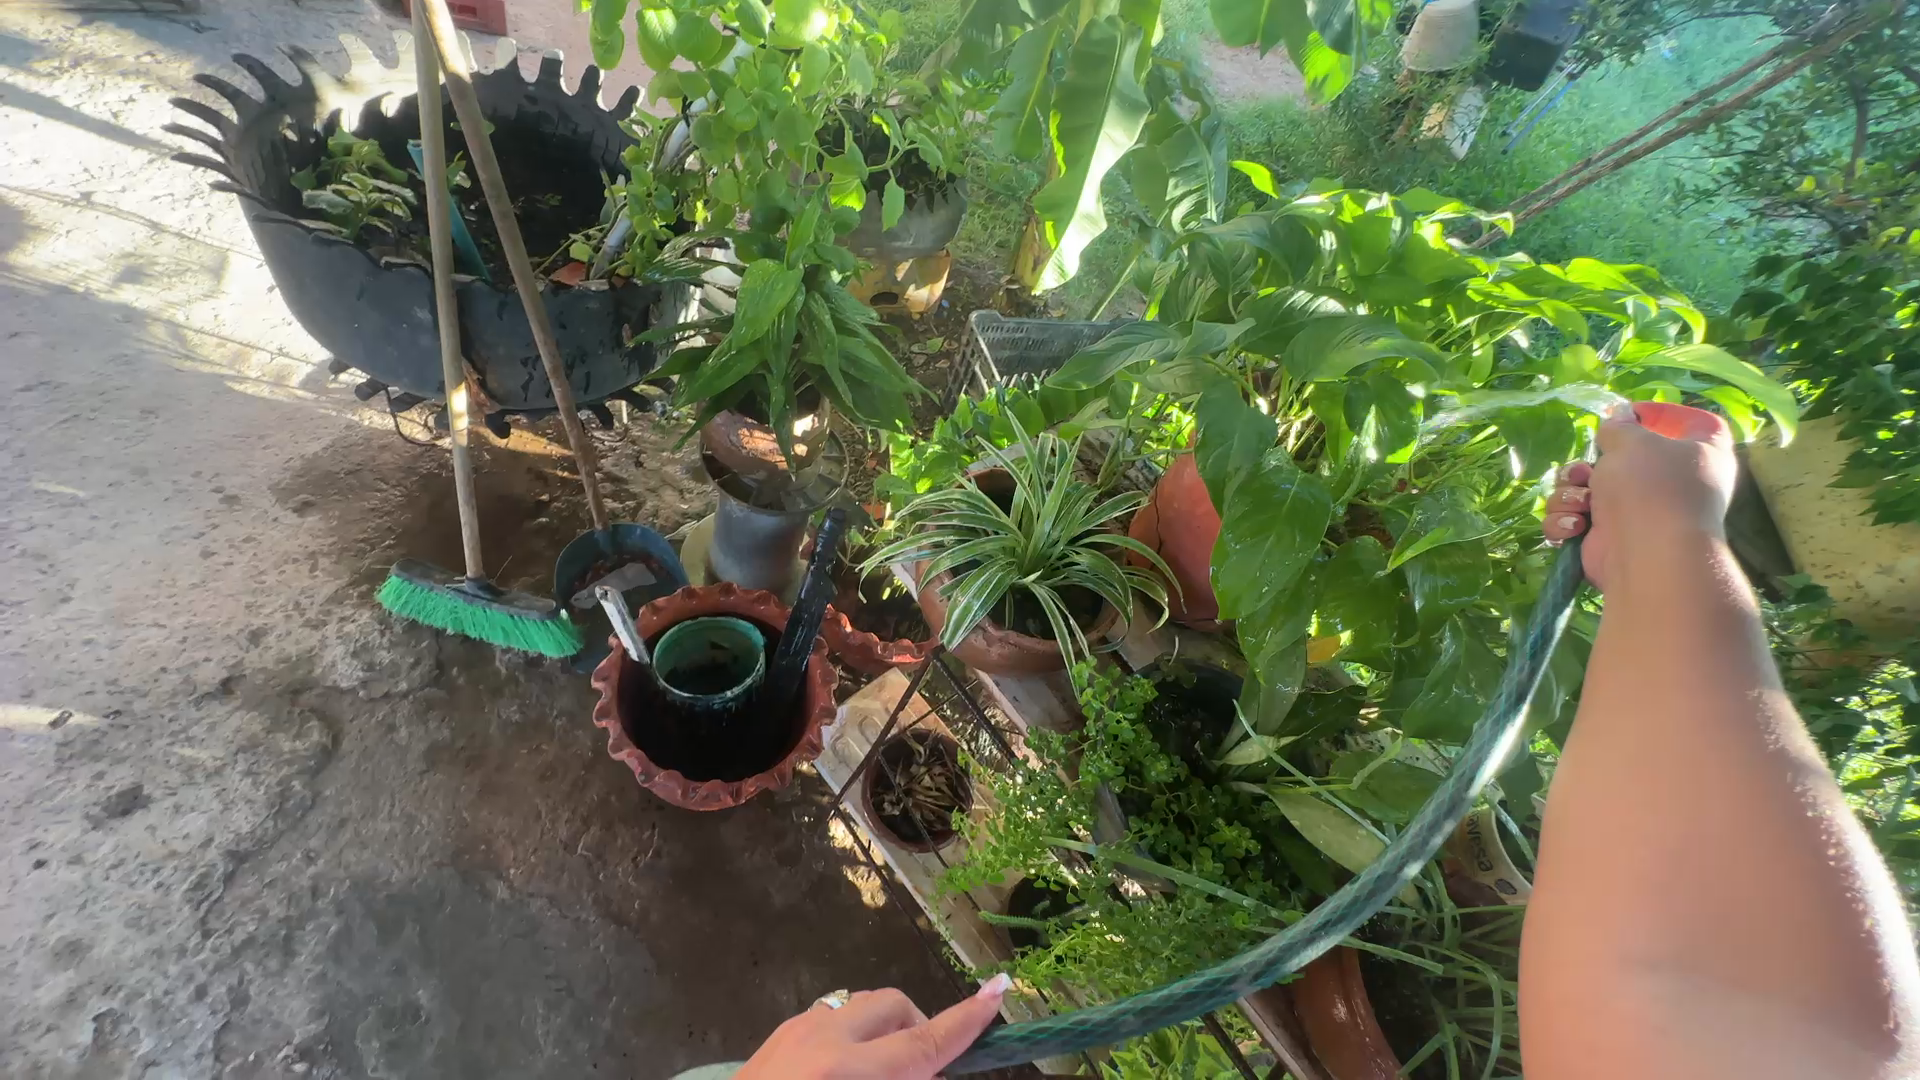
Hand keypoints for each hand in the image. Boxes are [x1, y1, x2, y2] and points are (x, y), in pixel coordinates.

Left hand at [733, 976, 1009, 1079]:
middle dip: (919, 1030)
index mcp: (850, 1076)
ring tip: (878, 1074)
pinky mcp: (780, 1031)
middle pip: (897, 1008)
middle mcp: (827, 1041)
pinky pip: (834, 1017)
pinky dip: (852, 1036)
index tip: (1000, 988)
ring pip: (864, 1006)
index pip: (926, 1044)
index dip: (967, 1020)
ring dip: (885, 1032)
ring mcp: (799, 1029)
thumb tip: (924, 1068)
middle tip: (919, 1078)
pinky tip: (838, 1074)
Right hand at [1542, 402, 1736, 591]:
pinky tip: (1575, 527)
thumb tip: (1619, 416)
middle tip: (1584, 472)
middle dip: (1586, 466)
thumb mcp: (1635, 443)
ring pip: (1580, 490)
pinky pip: (1569, 519)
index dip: (1661, 414)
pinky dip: (1565, 522)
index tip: (1628, 414)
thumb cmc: (1652, 489)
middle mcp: (1667, 481)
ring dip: (1568, 494)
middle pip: (1616, 460)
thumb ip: (1621, 427)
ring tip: (1580, 505)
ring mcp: (1632, 511)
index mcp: (1696, 453)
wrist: (1646, 552)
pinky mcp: (1602, 535)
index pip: (1689, 422)